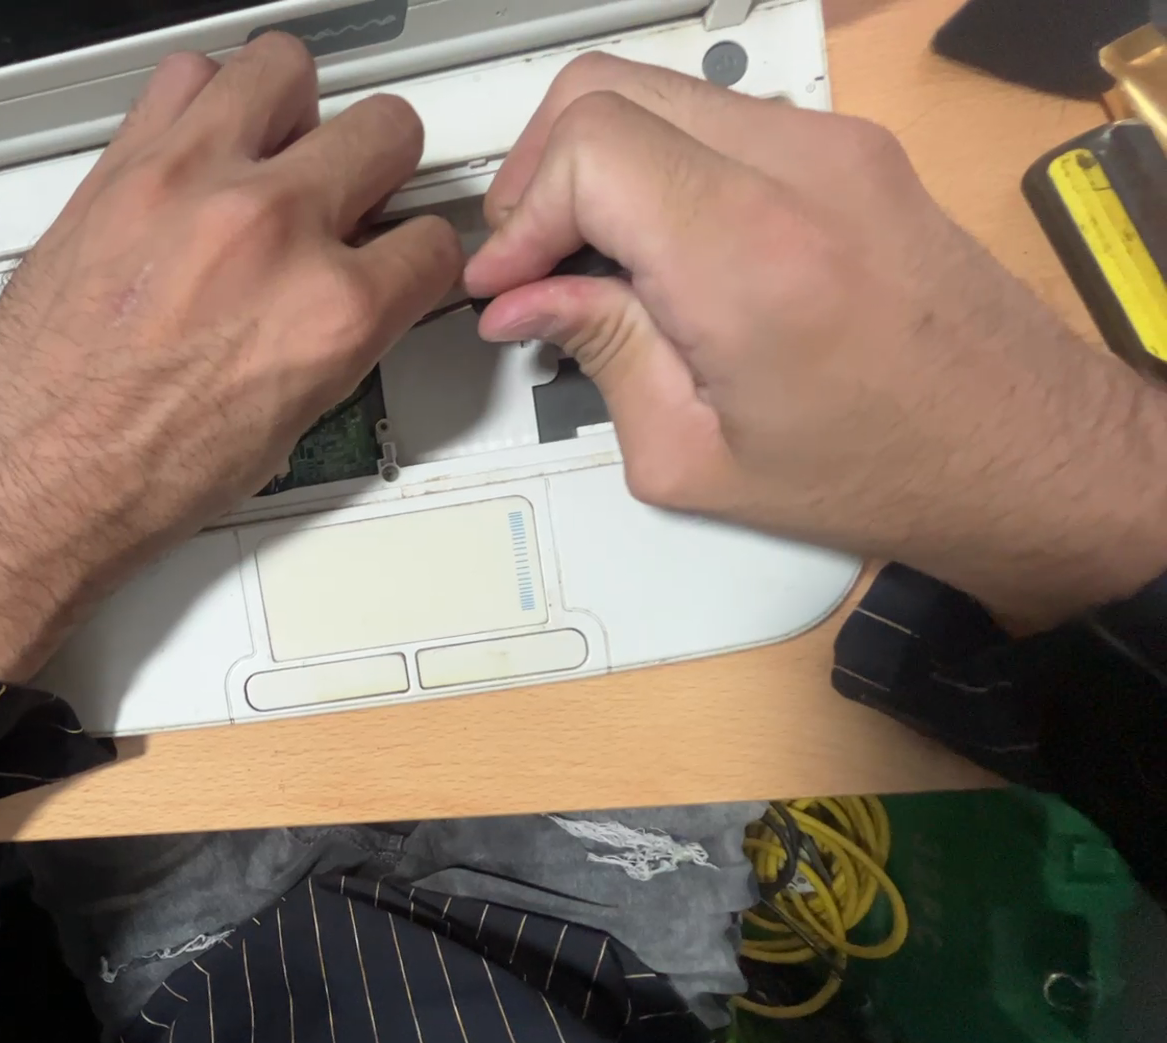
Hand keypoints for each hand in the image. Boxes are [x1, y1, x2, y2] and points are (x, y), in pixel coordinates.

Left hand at [0, 35, 459, 679]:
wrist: (32, 484)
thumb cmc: (140, 482)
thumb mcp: (280, 432)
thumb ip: (333, 343)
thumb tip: (349, 298)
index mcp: (326, 316)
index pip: (430, 244)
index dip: (418, 260)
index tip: (398, 261)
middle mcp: (267, 234)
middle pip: (386, 133)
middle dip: (379, 176)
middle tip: (347, 206)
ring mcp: (189, 188)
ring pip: (289, 69)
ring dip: (297, 116)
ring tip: (273, 163)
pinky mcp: (119, 172)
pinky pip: (185, 77)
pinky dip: (204, 106)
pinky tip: (198, 158)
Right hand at [464, 54, 1166, 629]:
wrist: (1020, 449)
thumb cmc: (868, 470)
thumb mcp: (686, 451)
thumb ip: (598, 353)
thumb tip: (519, 303)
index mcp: (752, 259)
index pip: (591, 153)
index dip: (518, 217)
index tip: (502, 285)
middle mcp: (800, 171)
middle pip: (605, 92)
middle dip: (532, 176)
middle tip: (518, 261)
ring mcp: (830, 144)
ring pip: (648, 92)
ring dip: (579, 168)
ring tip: (563, 258)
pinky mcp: (840, 149)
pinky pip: (699, 120)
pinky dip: (634, 169)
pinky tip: (626, 247)